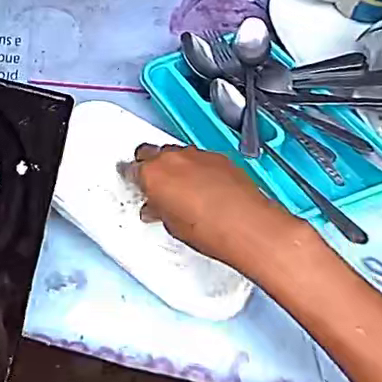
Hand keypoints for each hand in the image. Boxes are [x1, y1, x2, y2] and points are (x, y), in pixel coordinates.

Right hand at [123, 144, 312, 276]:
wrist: (250, 227)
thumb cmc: (213, 229)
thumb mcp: (172, 225)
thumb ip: (159, 209)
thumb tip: (159, 208)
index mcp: (152, 173)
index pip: (131, 168)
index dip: (132, 177)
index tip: (136, 183)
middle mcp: (171, 158)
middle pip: (150, 152)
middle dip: (150, 164)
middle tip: (156, 183)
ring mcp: (196, 155)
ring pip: (176, 153)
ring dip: (175, 166)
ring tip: (184, 187)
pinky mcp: (218, 157)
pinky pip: (200, 157)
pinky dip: (199, 168)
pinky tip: (206, 186)